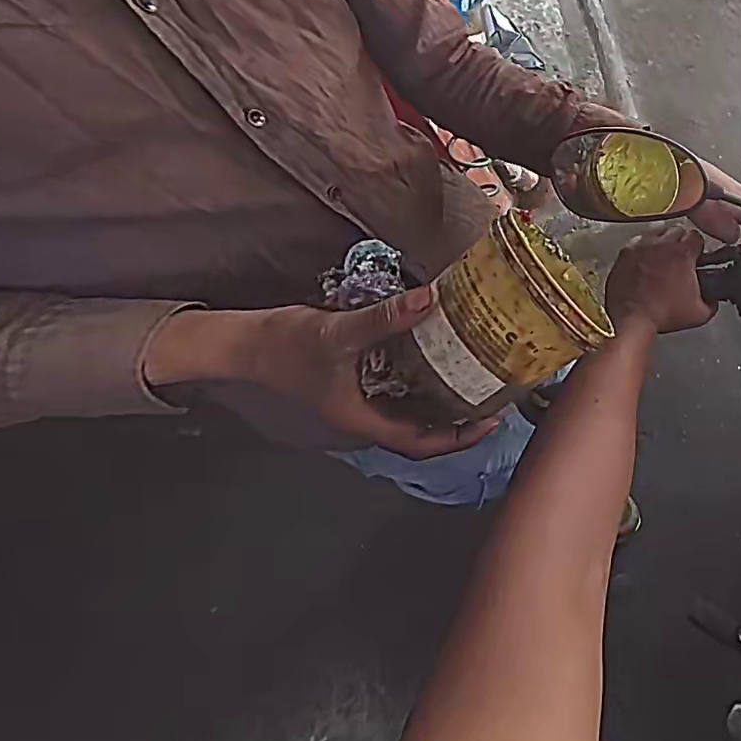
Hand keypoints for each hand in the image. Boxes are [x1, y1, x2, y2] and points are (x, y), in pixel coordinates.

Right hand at [145, 291, 500, 458]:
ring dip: (448, 399)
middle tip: (497, 396)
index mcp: (363, 420)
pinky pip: (405, 386)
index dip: (458, 437)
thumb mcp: (337, 332)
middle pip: (425, 429)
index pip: (420, 442)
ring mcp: (365, 398)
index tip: (491, 420)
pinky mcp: (362, 380)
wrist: (242, 341)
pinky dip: (429, 379)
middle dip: (462, 419)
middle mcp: (369, 414)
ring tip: (482, 378)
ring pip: (416, 408)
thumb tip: (432, 298)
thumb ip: (384, 318)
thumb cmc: (283, 345)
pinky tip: (447, 358)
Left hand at [605, 225, 715, 334]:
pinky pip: (639, 240)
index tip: (697, 256)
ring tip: (663, 257)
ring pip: (658, 232)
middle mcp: (662, 245)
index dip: (698, 247)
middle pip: (678, 231)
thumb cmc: (661, 315)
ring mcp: (642, 246)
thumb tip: (713, 299)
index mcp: (683, 254)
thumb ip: (712, 302)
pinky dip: (644, 247)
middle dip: (681, 242)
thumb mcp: (699, 314)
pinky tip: (646, 260)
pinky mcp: (626, 252)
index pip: (697, 236)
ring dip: (663, 242)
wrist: (631, 320)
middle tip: (681, 258)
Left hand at [690, 159, 740, 242]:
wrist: (688, 180)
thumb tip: (732, 236)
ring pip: (739, 203)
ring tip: (731, 223)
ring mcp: (732, 184)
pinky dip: (725, 204)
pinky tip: (716, 208)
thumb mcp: (723, 231)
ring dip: (737, 214)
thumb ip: (733, 236)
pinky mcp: (718, 178)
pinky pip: (726, 195)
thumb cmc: (706, 203)